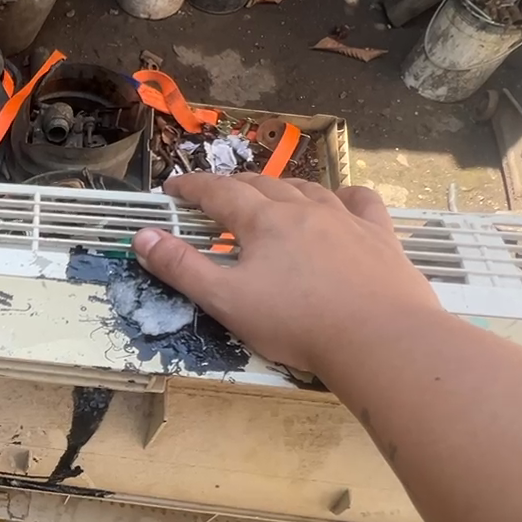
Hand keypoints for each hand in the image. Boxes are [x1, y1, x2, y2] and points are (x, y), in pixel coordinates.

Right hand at [133, 173, 443, 375]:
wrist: (379, 337)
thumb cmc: (293, 321)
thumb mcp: (223, 299)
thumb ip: (180, 267)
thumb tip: (142, 236)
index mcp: (263, 221)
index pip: (218, 192)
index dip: (191, 187)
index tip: (172, 188)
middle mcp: (303, 209)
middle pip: (261, 184)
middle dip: (230, 186)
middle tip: (212, 196)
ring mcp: (346, 219)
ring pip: (306, 188)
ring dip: (278, 187)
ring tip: (265, 196)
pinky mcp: (379, 236)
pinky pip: (359, 201)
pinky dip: (340, 195)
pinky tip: (337, 201)